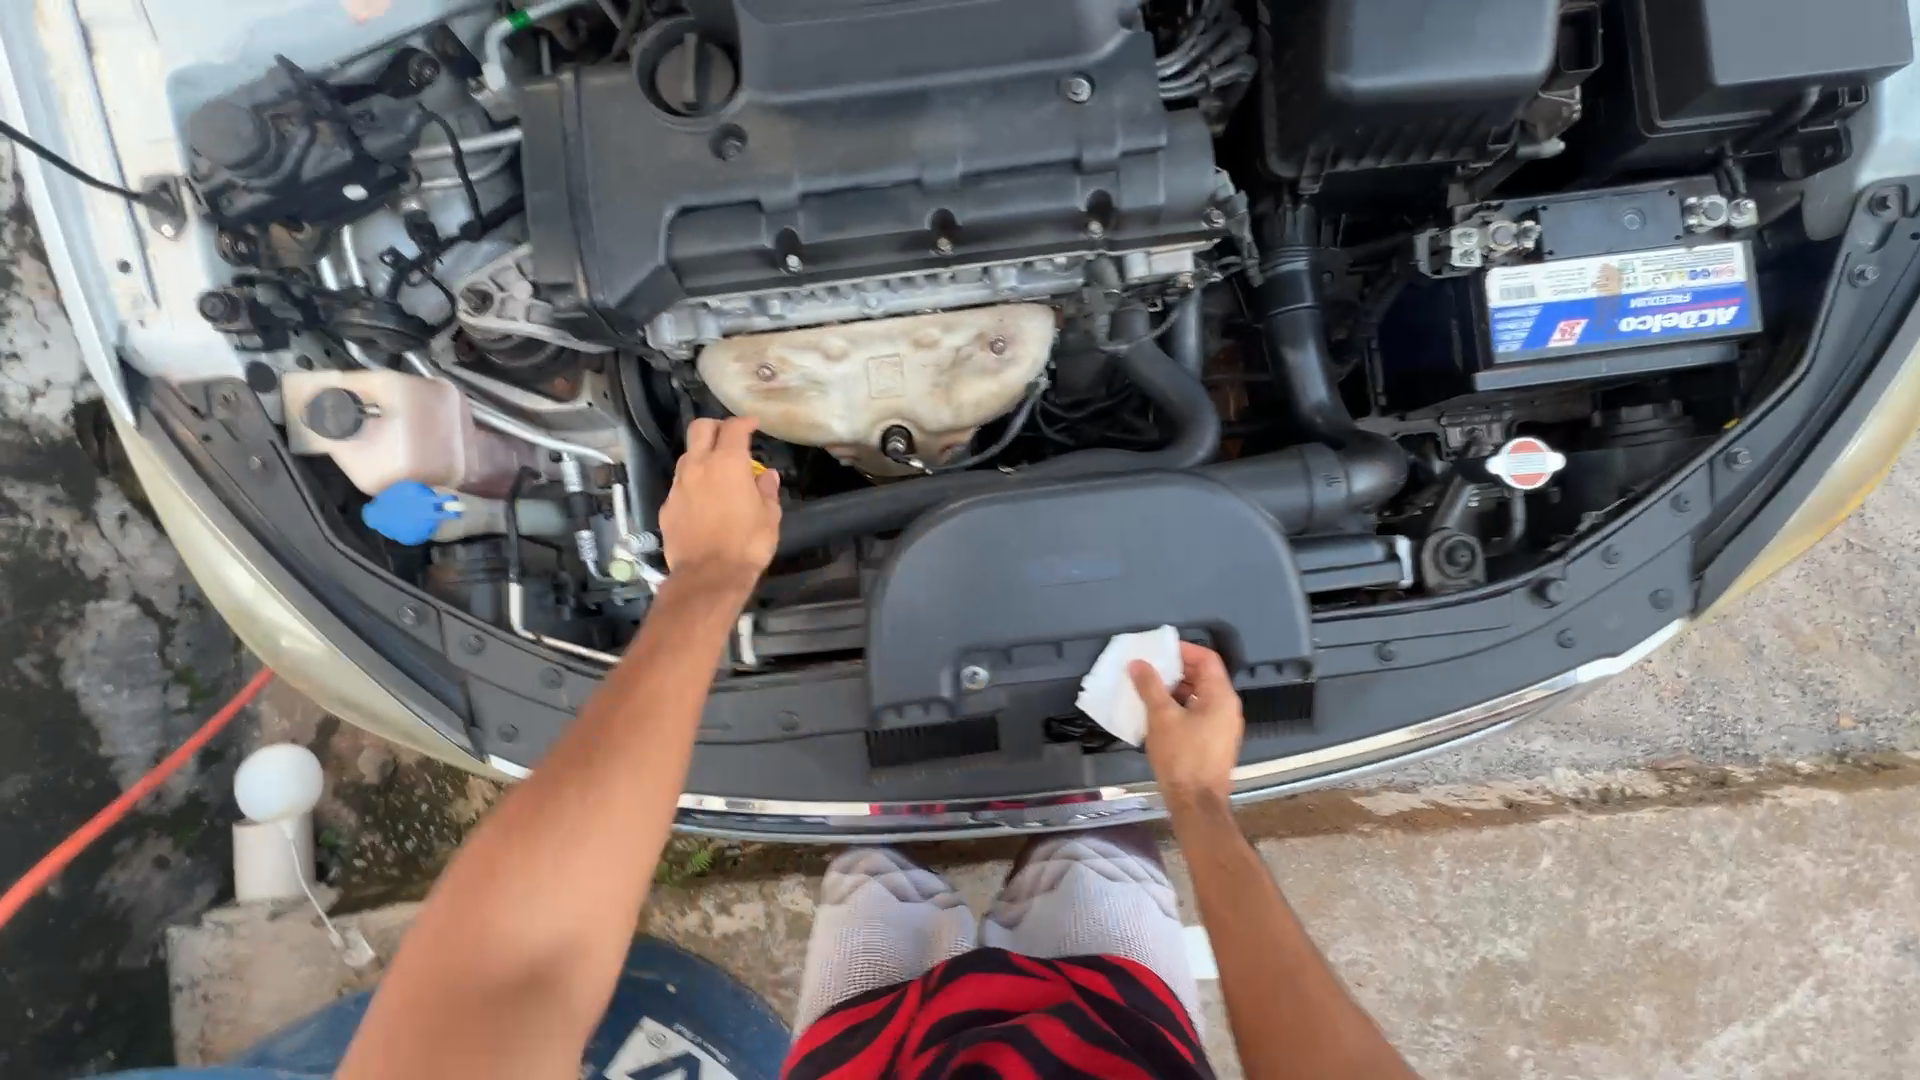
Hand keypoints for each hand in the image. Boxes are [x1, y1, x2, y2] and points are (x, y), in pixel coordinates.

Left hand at [658, 417, 781, 592]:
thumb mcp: (769, 517)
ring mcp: (678, 485)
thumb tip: (766, 476)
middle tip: (729, 437)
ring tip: (717, 471)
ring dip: (702, 456)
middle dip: (716, 426)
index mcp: (728, 463)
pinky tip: (704, 500)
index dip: (744, 422)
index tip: (753, 424)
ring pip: (687, 456)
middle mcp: (698, 466)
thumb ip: (767, 491)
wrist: (709, 576)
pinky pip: (680, 485)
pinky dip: (693, 484)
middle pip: (700, 428)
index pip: (733, 428)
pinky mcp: (667, 506)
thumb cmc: (747, 544)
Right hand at [1129, 643, 1244, 810]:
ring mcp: (1222, 727)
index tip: (1158, 649)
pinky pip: (1198, 713)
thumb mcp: (1161, 717)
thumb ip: (1150, 686)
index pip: (1207, 659)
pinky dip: (1179, 706)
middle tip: (1149, 666)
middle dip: (1176, 669)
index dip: (1183, 649)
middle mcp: (1227, 708)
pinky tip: (1157, 712)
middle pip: (1204, 676)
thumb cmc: (1181, 756)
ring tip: (1148, 687)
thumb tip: (1138, 663)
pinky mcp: (1213, 742)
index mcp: (1221, 697)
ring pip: (1199, 695)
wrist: (1196, 803)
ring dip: (1175, 688)